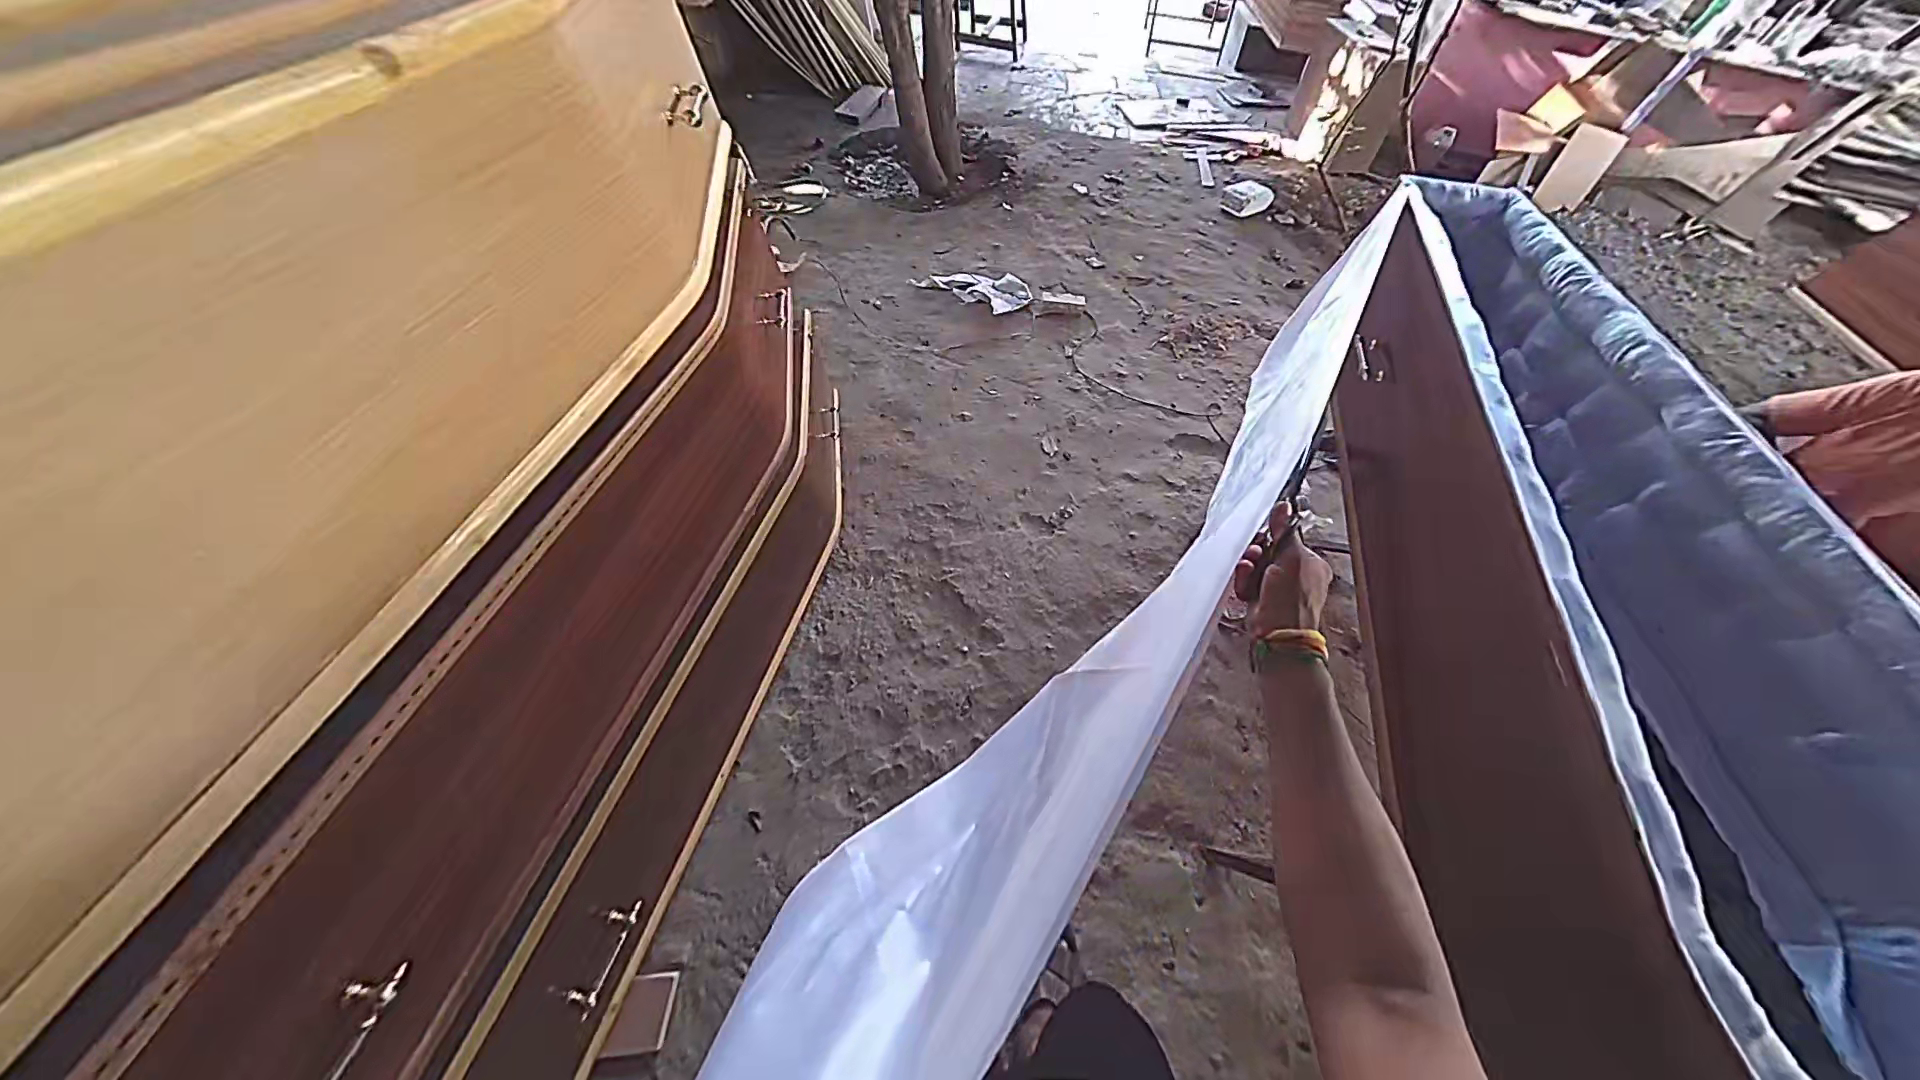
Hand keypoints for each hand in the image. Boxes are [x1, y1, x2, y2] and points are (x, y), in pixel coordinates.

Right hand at [1233, 502, 1331, 637]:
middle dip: (1256, 552)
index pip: (1286, 540)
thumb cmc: (1291, 597)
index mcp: (1310, 563)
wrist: (1278, 631)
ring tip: (1249, 572)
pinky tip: (1247, 587)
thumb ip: (1284, 531)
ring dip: (1248, 567)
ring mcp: (1276, 587)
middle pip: (1266, 551)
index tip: (1264, 538)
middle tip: (1255, 556)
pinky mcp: (1260, 598)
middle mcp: (1294, 574)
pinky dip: (1244, 583)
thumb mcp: (1291, 556)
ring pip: (1253, 566)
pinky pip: (1246, 582)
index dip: (1272, 537)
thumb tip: (1285, 506)